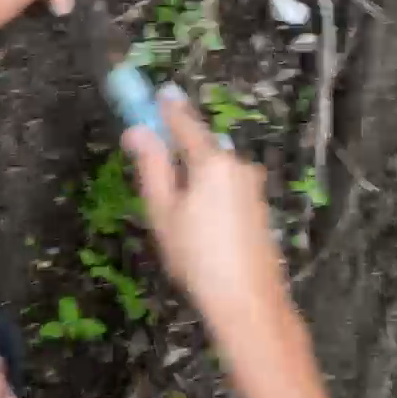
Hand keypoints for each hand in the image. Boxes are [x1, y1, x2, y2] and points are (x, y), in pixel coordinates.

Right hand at [123, 87, 292, 326]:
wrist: (250, 306)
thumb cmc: (198, 257)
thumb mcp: (163, 211)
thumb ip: (151, 165)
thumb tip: (137, 130)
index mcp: (212, 161)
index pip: (182, 121)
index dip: (164, 106)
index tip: (153, 92)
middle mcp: (236, 165)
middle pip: (199, 143)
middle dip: (176, 146)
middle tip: (152, 162)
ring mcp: (252, 186)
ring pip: (213, 166)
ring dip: (192, 171)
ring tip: (173, 207)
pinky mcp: (258, 207)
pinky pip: (225, 184)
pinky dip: (207, 188)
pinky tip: (197, 220)